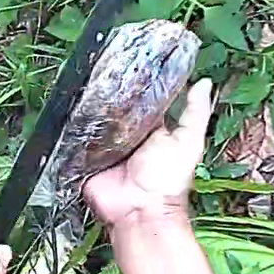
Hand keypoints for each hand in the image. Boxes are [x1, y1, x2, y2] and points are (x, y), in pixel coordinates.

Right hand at [84, 78, 212, 232]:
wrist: (139, 210)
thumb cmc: (167, 180)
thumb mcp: (188, 142)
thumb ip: (195, 113)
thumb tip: (203, 82)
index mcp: (149, 129)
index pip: (140, 101)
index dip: (136, 84)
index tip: (128, 63)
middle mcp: (125, 136)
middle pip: (114, 109)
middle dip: (108, 94)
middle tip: (101, 72)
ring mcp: (103, 147)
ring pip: (93, 121)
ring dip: (89, 109)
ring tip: (82, 86)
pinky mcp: (85, 158)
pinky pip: (76, 140)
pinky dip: (73, 129)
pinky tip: (69, 111)